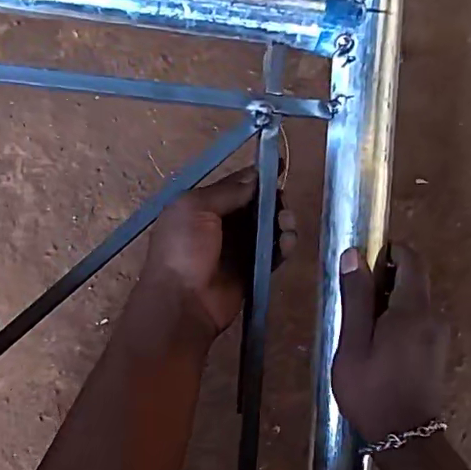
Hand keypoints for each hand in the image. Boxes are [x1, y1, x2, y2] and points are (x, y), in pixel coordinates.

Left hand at [140, 166, 294, 337]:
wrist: (182, 303)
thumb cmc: (183, 250)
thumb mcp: (196, 208)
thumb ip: (228, 191)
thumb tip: (256, 176)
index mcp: (203, 205)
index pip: (237, 185)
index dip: (259, 176)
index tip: (281, 166)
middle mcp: (222, 224)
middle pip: (258, 205)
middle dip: (274, 201)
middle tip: (283, 207)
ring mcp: (238, 248)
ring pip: (269, 227)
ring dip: (282, 223)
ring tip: (286, 227)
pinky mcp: (252, 269)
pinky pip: (274, 252)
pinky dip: (284, 245)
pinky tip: (288, 243)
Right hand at [332, 244, 448, 441]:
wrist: (405, 438)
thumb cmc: (372, 391)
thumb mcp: (353, 344)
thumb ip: (356, 298)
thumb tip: (354, 255)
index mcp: (413, 309)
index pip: (412, 259)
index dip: (390, 251)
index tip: (365, 261)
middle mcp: (433, 316)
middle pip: (415, 278)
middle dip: (386, 277)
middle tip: (356, 299)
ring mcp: (439, 334)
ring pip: (416, 301)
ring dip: (391, 301)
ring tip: (362, 328)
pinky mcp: (438, 350)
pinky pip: (420, 320)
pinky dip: (400, 319)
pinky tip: (379, 345)